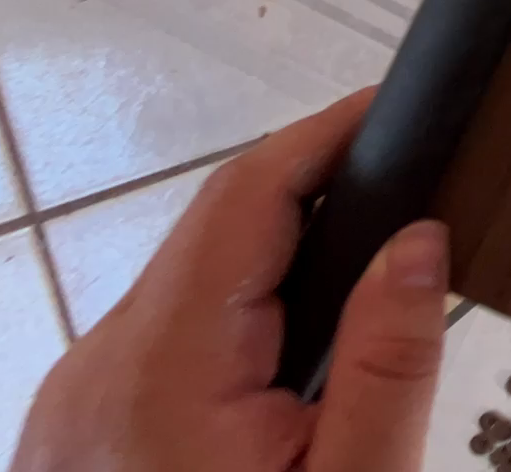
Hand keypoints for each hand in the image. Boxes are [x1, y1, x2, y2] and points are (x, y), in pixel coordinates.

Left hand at [12, 89, 449, 471]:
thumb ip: (390, 356)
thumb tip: (422, 233)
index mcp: (161, 371)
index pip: (243, 198)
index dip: (323, 133)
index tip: (397, 101)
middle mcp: (102, 362)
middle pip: (219, 218)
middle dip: (320, 169)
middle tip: (420, 158)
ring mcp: (87, 389)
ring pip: (206, 260)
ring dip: (297, 221)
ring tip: (390, 217)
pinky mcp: (100, 409)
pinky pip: (193, 304)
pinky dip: (266, 272)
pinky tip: (325, 293)